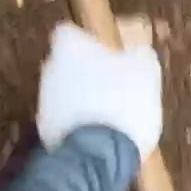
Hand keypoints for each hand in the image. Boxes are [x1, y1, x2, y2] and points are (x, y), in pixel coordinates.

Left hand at [36, 22, 162, 157]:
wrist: (99, 156)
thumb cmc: (124, 105)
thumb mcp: (146, 74)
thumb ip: (141, 57)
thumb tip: (139, 53)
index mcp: (70, 50)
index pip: (69, 34)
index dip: (86, 42)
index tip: (103, 53)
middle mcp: (49, 71)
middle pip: (65, 65)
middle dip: (84, 73)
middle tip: (111, 85)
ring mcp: (44, 103)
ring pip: (63, 94)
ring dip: (81, 101)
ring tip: (108, 116)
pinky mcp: (45, 134)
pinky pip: (63, 122)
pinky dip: (77, 126)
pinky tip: (99, 137)